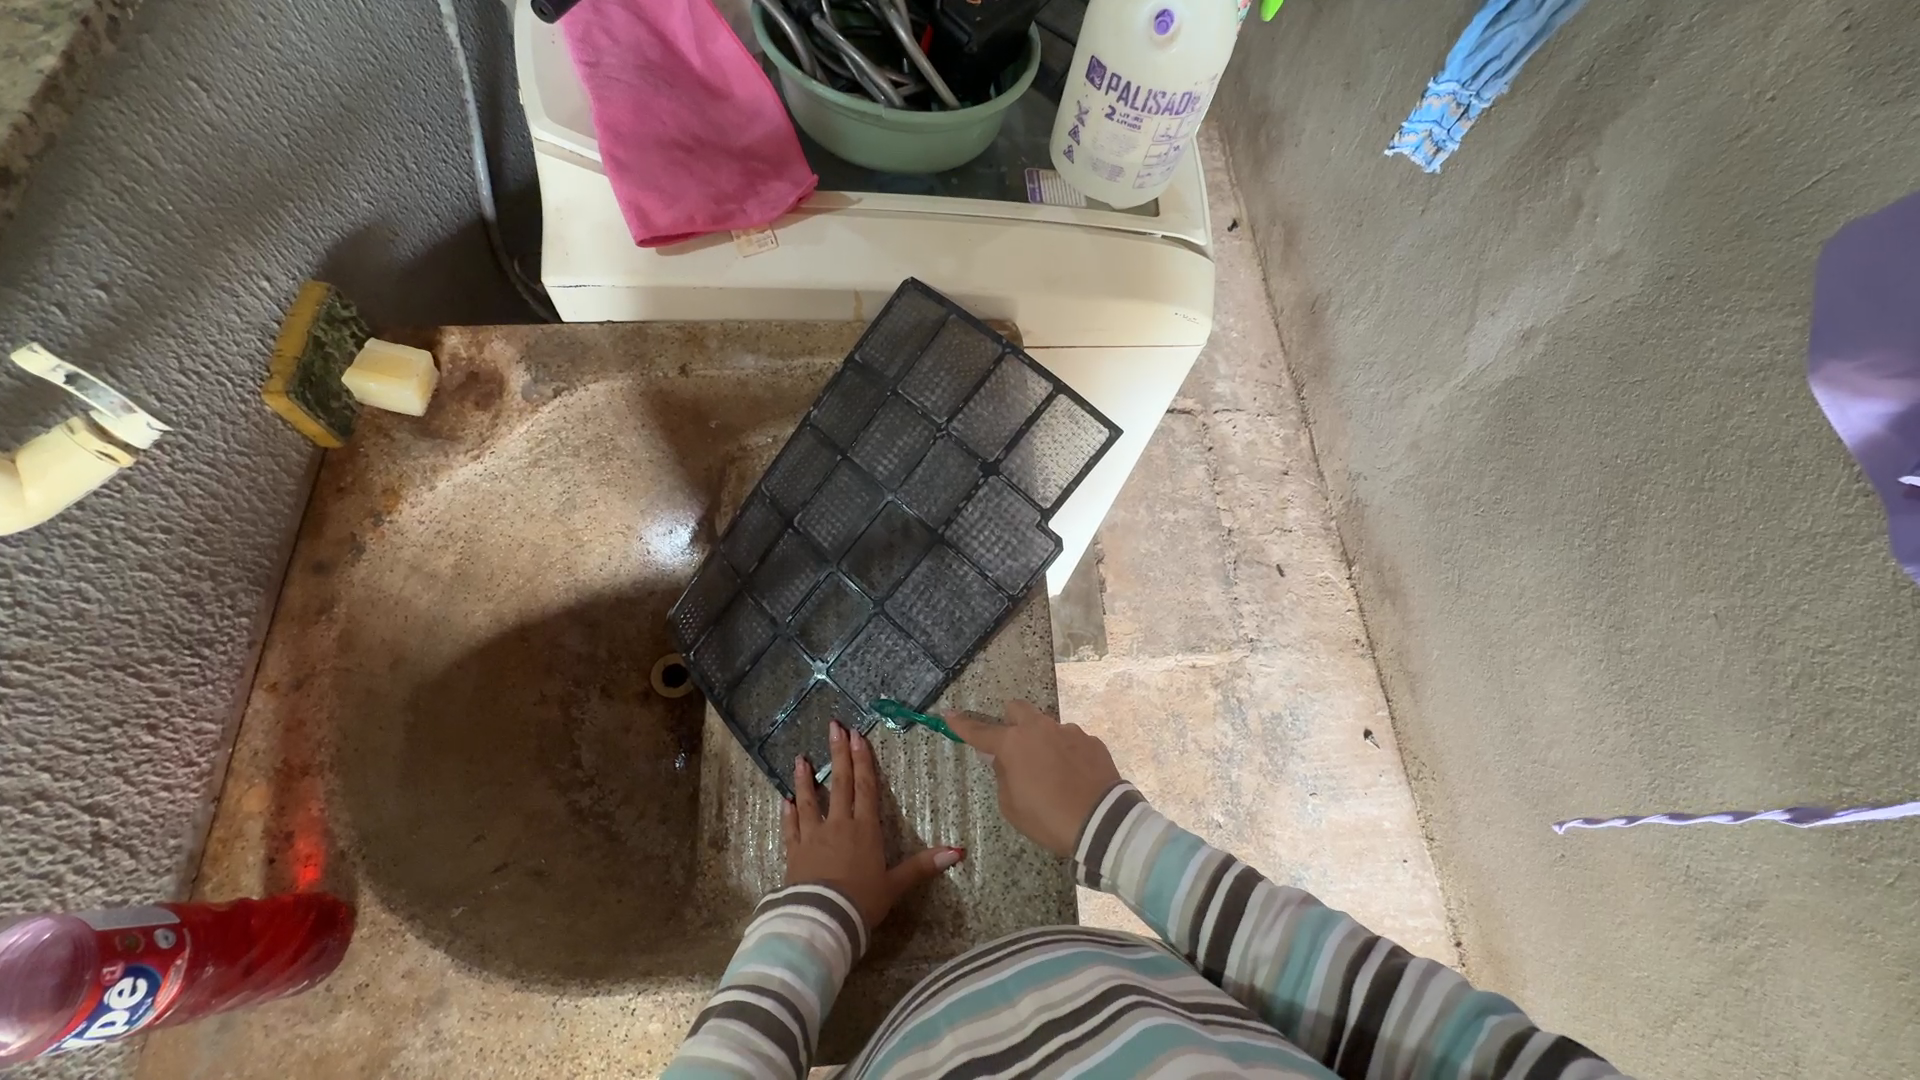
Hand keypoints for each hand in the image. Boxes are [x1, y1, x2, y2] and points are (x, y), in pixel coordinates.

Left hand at [783, 720, 965, 929]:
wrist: (823, 920)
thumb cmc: (863, 901)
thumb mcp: (896, 884)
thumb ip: (923, 865)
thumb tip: (958, 851)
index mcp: (865, 829)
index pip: (866, 787)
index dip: (863, 760)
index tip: (857, 735)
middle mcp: (839, 825)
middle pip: (839, 783)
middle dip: (838, 754)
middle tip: (834, 727)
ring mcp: (813, 837)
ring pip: (809, 801)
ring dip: (805, 779)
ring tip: (800, 758)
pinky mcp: (794, 852)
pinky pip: (790, 828)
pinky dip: (788, 814)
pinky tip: (784, 801)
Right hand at [943, 701, 1122, 857]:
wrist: (1101, 822)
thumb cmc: (1048, 818)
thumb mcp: (1012, 806)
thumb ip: (1003, 775)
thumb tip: (1003, 759)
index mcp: (1013, 744)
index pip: (980, 731)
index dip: (962, 725)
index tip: (949, 715)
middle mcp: (1040, 729)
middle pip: (1018, 710)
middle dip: (1011, 722)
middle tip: (1014, 748)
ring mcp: (1069, 731)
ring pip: (1048, 727)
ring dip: (1043, 742)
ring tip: (1053, 774)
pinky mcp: (1092, 741)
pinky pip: (1072, 741)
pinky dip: (1068, 754)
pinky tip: (1074, 777)